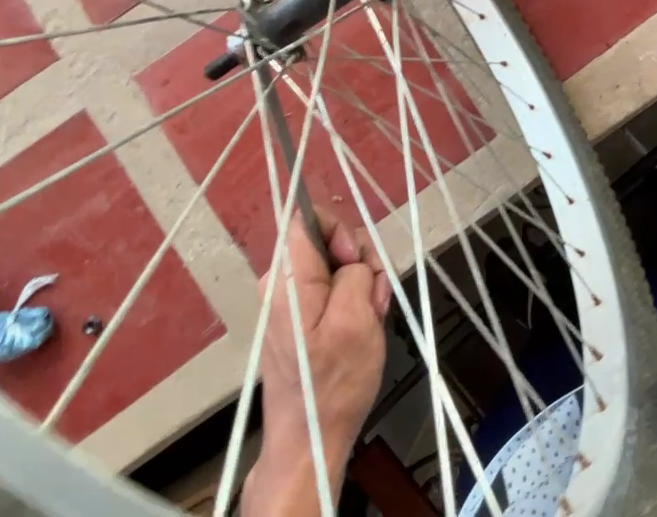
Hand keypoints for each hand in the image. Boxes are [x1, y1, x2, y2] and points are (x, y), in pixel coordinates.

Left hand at [243, 209, 390, 514]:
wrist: (311, 438)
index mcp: (288, 277)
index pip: (306, 217)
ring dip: (364, 285)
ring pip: (339, 265)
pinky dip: (356, 301)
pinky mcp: (301, 316)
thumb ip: (354, 271)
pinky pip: (335, 289)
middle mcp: (282, 281)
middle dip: (362, 263)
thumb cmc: (334, 379)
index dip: (341, 229)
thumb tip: (350, 257)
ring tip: (371, 318)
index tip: (355, 261)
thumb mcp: (357, 317)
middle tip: (374, 299)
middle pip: (330, 241)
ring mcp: (292, 300)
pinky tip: (365, 326)